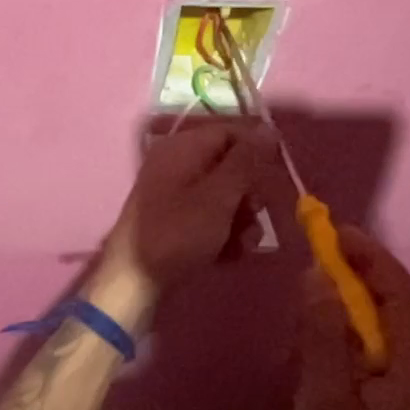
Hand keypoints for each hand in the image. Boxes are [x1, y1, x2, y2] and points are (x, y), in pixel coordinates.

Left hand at [101, 121, 274, 288]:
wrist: (134, 281)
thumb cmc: (178, 232)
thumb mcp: (219, 196)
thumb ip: (246, 161)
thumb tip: (268, 128)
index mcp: (182, 147)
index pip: (230, 132)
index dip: (256, 151)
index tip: (274, 176)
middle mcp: (177, 164)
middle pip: (229, 167)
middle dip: (248, 193)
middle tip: (253, 215)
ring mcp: (174, 194)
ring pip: (223, 196)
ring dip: (241, 219)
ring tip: (243, 243)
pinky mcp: (175, 221)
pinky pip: (209, 217)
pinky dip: (223, 233)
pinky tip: (231, 254)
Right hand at [294, 226, 409, 409]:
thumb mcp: (324, 405)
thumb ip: (323, 337)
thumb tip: (319, 275)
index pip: (404, 297)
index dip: (370, 257)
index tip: (334, 228)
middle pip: (408, 308)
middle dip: (365, 275)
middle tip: (321, 251)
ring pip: (404, 327)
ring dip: (365, 303)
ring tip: (321, 290)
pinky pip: (403, 350)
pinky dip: (371, 331)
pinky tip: (339, 336)